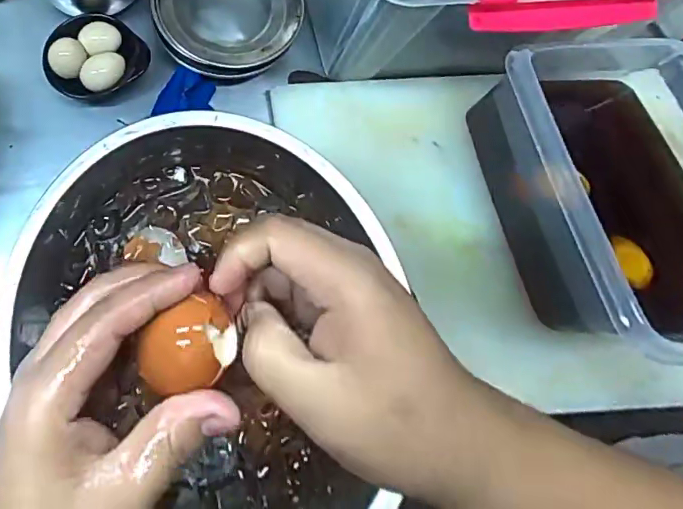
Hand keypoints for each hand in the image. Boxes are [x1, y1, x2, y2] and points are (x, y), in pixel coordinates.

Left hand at [0, 263, 242, 508]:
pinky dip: (119, 322)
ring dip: (128, 295)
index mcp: (47, 386)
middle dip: (140, 281)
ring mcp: (39, 375)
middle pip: (89, 302)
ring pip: (84, 313)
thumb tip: (224, 405)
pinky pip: (84, 338)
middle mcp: (37, 367)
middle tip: (188, 278)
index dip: (150, 291)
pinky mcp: (48, 389)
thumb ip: (167, 443)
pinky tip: (150, 329)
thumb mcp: (115, 494)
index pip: (103, 318)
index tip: (191, 277)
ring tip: (174, 291)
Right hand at [207, 216, 507, 504]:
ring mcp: (354, 279)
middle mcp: (349, 263)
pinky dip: (279, 306)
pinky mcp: (354, 299)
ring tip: (249, 338)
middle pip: (277, 242)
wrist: (466, 449)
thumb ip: (265, 351)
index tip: (216, 298)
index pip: (272, 233)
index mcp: (345, 275)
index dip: (234, 257)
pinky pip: (302, 285)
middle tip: (226, 321)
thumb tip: (247, 321)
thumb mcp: (317, 400)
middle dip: (242, 275)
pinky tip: (277, 343)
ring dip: (259, 293)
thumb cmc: (396, 425)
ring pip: (286, 263)